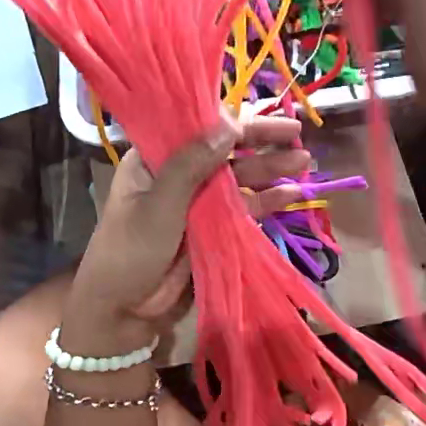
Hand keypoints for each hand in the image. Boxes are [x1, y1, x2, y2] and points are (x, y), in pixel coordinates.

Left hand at [60, 115, 308, 354]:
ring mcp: (198, 201)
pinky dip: (267, 201)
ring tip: (304, 162)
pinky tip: (292, 194)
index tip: (263, 115)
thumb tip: (231, 122)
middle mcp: (178, 173)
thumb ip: (193, 163)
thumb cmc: (129, 250)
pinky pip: (244, 208)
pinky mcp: (213, 228)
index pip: (197, 127)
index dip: (231, 119)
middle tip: (297, 133)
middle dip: (260, 142)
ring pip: (239, 178)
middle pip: (225, 150)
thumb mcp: (159, 203)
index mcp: (154, 158)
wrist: (122, 310)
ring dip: (269, 170)